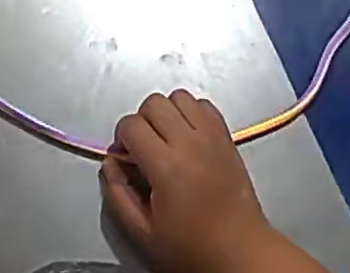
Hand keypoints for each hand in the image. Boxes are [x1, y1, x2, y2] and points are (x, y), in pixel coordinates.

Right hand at [100, 91, 290, 272]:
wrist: (239, 251)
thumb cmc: (192, 248)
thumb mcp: (144, 233)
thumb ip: (119, 195)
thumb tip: (110, 163)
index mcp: (166, 166)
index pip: (132, 125)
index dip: (121, 137)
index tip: (125, 156)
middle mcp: (189, 142)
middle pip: (154, 103)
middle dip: (141, 121)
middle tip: (143, 146)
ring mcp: (210, 134)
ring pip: (179, 96)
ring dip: (166, 112)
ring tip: (165, 137)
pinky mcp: (225, 134)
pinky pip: (203, 104)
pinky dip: (191, 111)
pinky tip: (188, 134)